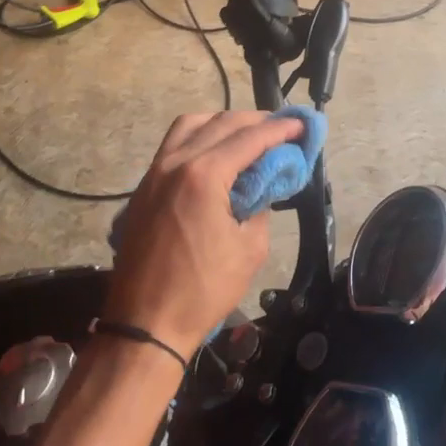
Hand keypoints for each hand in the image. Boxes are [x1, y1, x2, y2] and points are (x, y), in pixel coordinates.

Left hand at [105, 111, 303, 356]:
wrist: (145, 324)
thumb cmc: (203, 291)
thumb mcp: (249, 249)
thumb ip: (260, 206)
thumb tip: (262, 186)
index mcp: (203, 175)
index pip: (249, 138)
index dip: (279, 129)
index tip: (302, 124)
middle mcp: (175, 163)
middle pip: (221, 123)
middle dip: (255, 121)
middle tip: (282, 128)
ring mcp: (154, 173)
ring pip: (190, 125)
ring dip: (222, 123)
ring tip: (247, 135)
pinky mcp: (144, 187)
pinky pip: (173, 145)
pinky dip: (199, 138)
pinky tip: (215, 153)